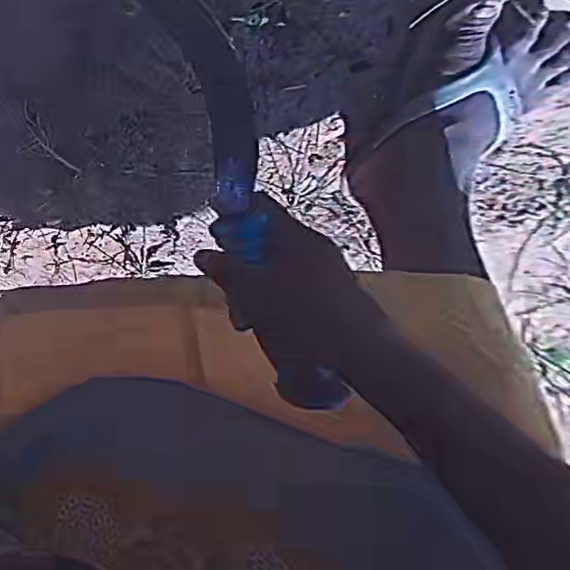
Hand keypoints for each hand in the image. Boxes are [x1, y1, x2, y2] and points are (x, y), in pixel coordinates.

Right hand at [194, 193, 387, 375]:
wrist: (365, 362)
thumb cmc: (301, 317)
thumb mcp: (250, 291)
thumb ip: (224, 269)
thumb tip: (204, 254)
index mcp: (296, 237)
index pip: (257, 206)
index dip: (230, 214)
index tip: (214, 235)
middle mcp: (314, 250)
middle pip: (262, 240)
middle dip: (236, 260)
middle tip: (221, 281)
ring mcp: (325, 275)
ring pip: (273, 269)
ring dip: (249, 288)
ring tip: (240, 316)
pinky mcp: (332, 300)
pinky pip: (289, 290)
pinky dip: (269, 302)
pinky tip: (259, 324)